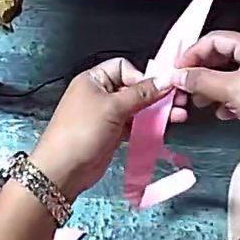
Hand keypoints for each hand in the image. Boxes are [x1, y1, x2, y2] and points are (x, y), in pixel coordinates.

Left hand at [31, 58, 176, 196]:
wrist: (62, 172)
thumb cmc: (81, 132)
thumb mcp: (113, 108)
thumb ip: (141, 93)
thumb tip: (165, 80)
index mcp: (94, 79)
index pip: (124, 67)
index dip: (141, 77)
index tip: (157, 89)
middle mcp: (100, 93)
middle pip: (133, 87)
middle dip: (155, 95)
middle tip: (177, 101)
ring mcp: (107, 114)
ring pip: (137, 107)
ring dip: (156, 111)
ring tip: (176, 116)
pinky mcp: (112, 132)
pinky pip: (135, 123)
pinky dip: (148, 125)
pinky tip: (164, 127)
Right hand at [172, 32, 239, 156]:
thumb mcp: (232, 90)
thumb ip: (202, 80)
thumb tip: (179, 75)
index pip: (216, 39)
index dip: (193, 53)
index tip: (177, 70)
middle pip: (223, 57)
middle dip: (202, 72)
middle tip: (186, 89)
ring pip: (232, 75)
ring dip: (214, 88)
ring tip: (202, 104)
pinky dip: (229, 99)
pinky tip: (223, 113)